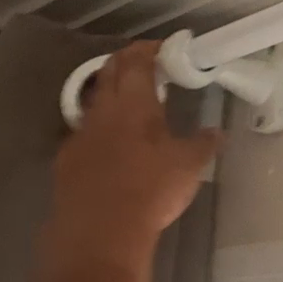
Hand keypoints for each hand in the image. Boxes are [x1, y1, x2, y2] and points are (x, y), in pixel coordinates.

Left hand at [44, 41, 219, 279]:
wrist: (99, 233)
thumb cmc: (150, 189)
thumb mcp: (190, 165)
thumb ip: (203, 143)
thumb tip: (216, 132)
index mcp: (134, 103)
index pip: (137, 61)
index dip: (149, 49)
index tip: (165, 48)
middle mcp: (102, 112)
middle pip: (109, 73)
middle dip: (127, 63)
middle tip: (148, 66)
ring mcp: (79, 137)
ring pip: (94, 102)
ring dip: (111, 95)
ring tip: (131, 104)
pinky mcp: (66, 163)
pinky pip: (84, 134)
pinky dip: (100, 129)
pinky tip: (111, 146)